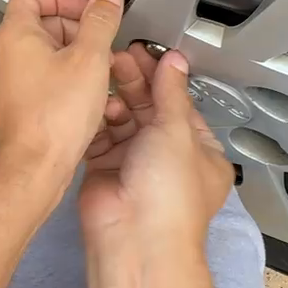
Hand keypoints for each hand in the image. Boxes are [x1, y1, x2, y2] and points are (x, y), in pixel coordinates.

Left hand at [0, 0, 124, 214]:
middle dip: (75, 28)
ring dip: (75, 54)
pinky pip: (43, 75)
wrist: (35, 164)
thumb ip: (100, 22)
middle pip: (41, 22)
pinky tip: (88, 94)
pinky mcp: (18, 98)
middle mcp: (5, 52)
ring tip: (99, 70)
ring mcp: (9, 76)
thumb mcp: (90, 59)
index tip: (88, 9)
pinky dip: (66, 76)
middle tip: (101, 42)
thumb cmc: (53, 116)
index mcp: (15, 33)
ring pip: (45, 51)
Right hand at [77, 43, 232, 249]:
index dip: (160, 75)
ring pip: (120, 119)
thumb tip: (174, 61)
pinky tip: (90, 104)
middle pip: (147, 107)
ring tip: (100, 79)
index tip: (142, 51)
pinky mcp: (102, 167)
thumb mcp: (177, 131)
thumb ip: (170, 92)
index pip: (178, 101)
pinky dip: (93, 119)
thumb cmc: (168, 192)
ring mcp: (133, 162)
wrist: (133, 235)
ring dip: (112, 99)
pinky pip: (97, 135)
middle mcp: (166, 155)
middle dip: (132, 81)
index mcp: (198, 150)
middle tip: (115, 56)